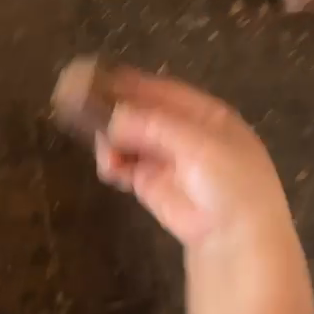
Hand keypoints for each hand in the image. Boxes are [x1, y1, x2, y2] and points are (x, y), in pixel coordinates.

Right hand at [92, 69, 291, 249]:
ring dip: (110, 142)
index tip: (95, 79)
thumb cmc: (229, 181)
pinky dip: (111, 164)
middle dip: (112, 113)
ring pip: (125, 138)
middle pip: (138, 113)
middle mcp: (181, 131)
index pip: (160, 91)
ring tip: (108, 156)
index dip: (128, 84)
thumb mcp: (200, 144)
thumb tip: (112, 117)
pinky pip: (121, 164)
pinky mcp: (147, 182)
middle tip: (79, 110)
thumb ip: (155, 126)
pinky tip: (110, 169)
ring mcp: (163, 157)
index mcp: (202, 114)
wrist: (233, 235)